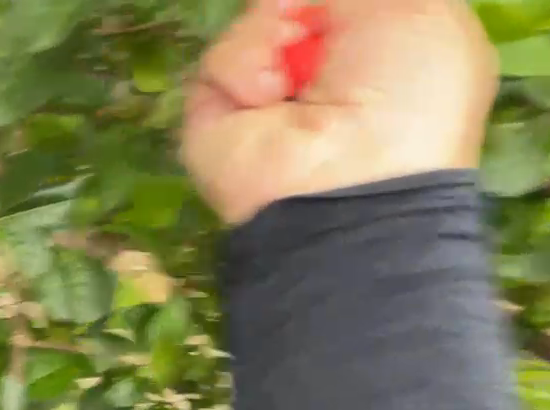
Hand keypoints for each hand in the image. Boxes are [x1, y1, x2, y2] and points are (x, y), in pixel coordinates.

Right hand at [182, 0, 497, 224]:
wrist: (342, 175)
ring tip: (290, 81)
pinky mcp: (210, 114)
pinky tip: (265, 99)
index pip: (328, 6)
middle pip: (286, 9)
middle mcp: (310, 64)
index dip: (324, 1)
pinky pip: (215, 63)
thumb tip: (291, 3)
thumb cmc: (405, 94)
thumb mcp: (417, 12)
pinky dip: (243, 71)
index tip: (331, 6)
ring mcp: (256, 90)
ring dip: (270, 39)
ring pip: (249, 28)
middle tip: (314, 27)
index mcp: (368, 41)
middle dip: (299, 8)